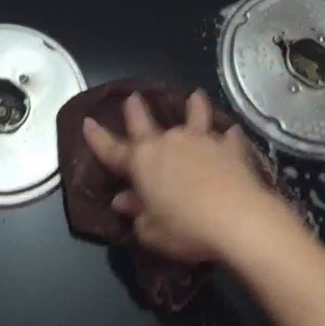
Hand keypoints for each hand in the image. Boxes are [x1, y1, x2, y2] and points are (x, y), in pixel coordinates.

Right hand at [82, 90, 289, 263]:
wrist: (236, 218)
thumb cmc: (186, 228)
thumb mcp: (152, 231)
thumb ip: (136, 213)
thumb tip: (122, 200)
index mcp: (141, 162)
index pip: (111, 149)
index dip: (97, 137)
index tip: (87, 122)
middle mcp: (167, 144)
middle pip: (147, 123)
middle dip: (137, 110)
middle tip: (134, 97)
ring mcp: (199, 142)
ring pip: (194, 117)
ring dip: (193, 106)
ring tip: (196, 95)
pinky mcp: (228, 149)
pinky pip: (228, 138)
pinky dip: (229, 136)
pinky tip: (233, 132)